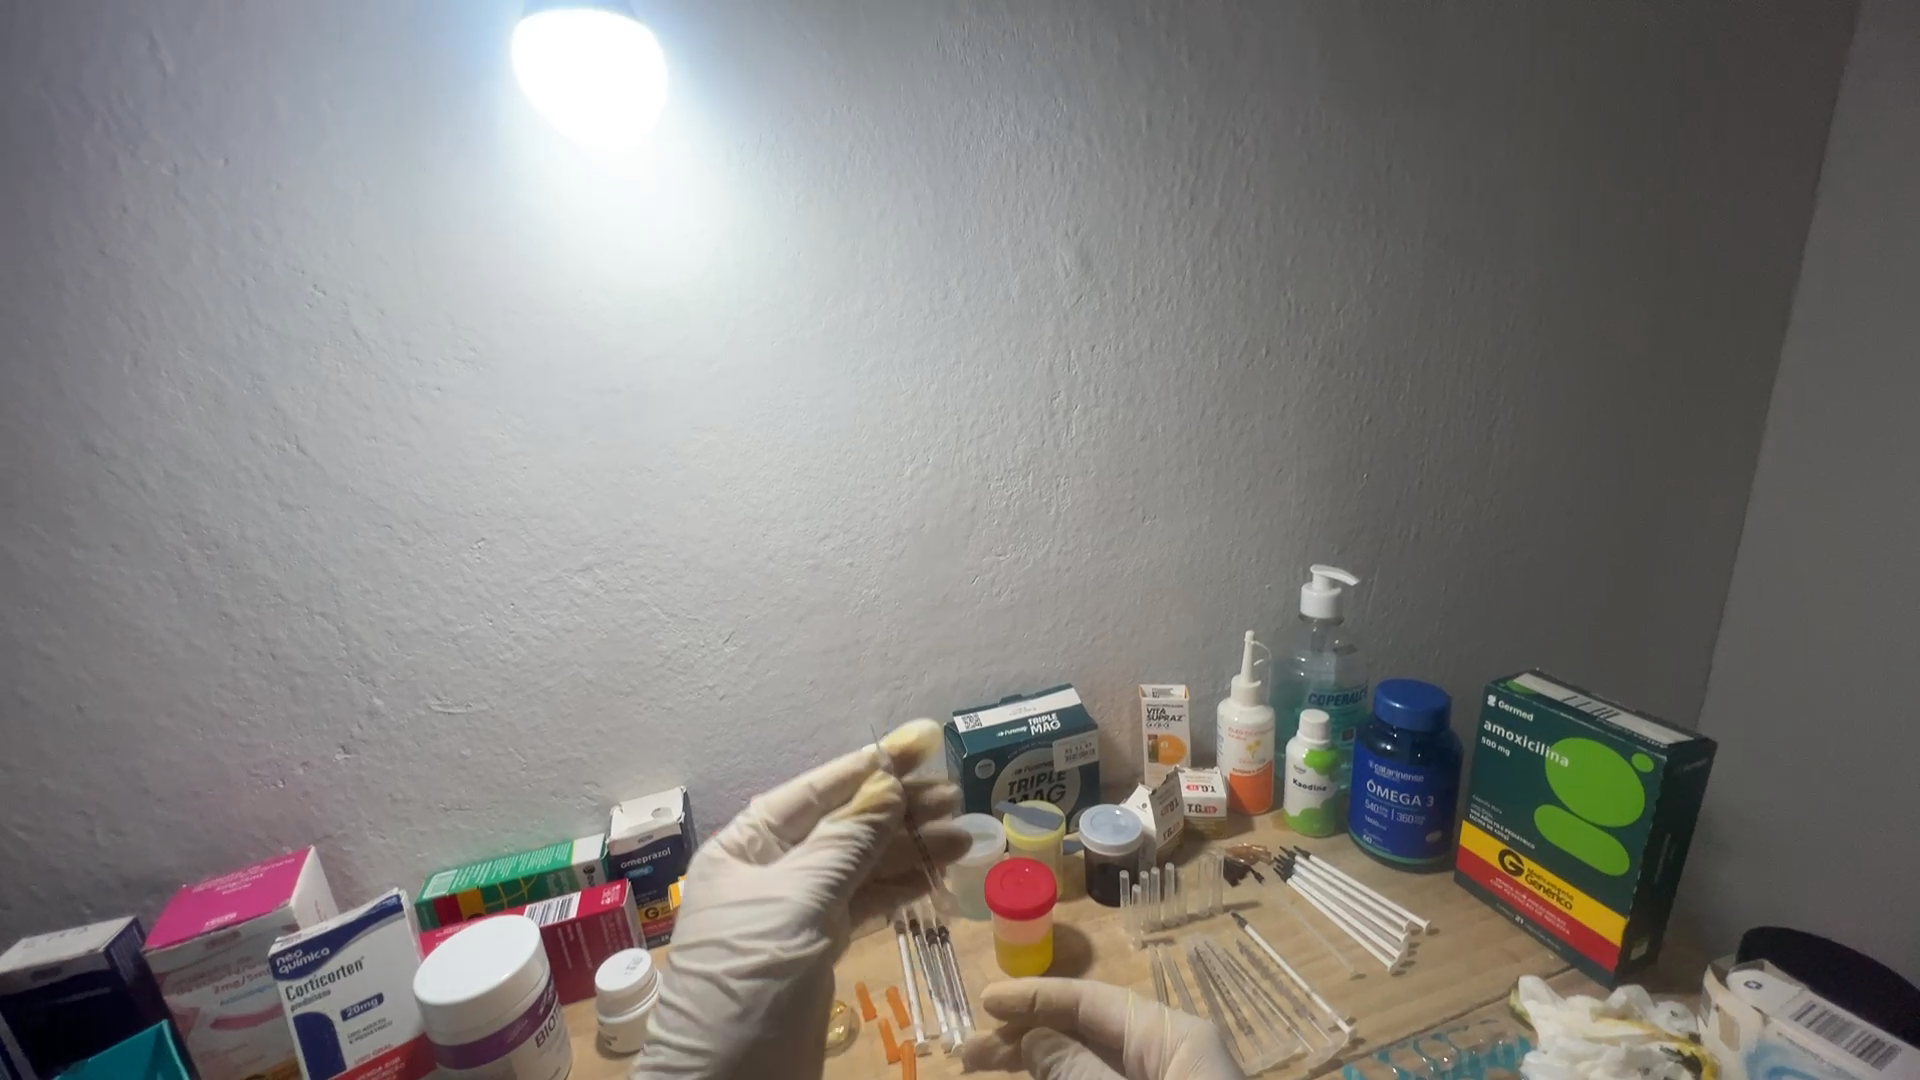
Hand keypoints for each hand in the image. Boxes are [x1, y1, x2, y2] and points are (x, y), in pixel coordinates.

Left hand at [634, 719, 966, 1079]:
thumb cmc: (749, 984)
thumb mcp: (799, 902)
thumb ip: (848, 841)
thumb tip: (888, 784)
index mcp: (749, 845)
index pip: (819, 790)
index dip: (872, 763)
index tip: (923, 738)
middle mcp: (773, 868)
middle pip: (847, 824)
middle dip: (899, 809)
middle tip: (955, 795)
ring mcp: (799, 906)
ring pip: (863, 862)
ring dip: (910, 848)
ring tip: (963, 835)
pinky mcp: (820, 943)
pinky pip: (866, 900)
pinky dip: (901, 886)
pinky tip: (938, 872)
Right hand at [960, 978, 1246, 1079]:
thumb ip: (1076, 1072)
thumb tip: (1032, 1037)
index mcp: (1173, 1037)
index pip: (1092, 1000)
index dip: (1035, 998)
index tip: (986, 1003)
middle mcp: (1169, 1055)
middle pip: (1086, 1032)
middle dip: (1029, 1039)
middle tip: (971, 1054)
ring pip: (1090, 1066)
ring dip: (1040, 1067)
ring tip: (988, 1068)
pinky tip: (1035, 1079)